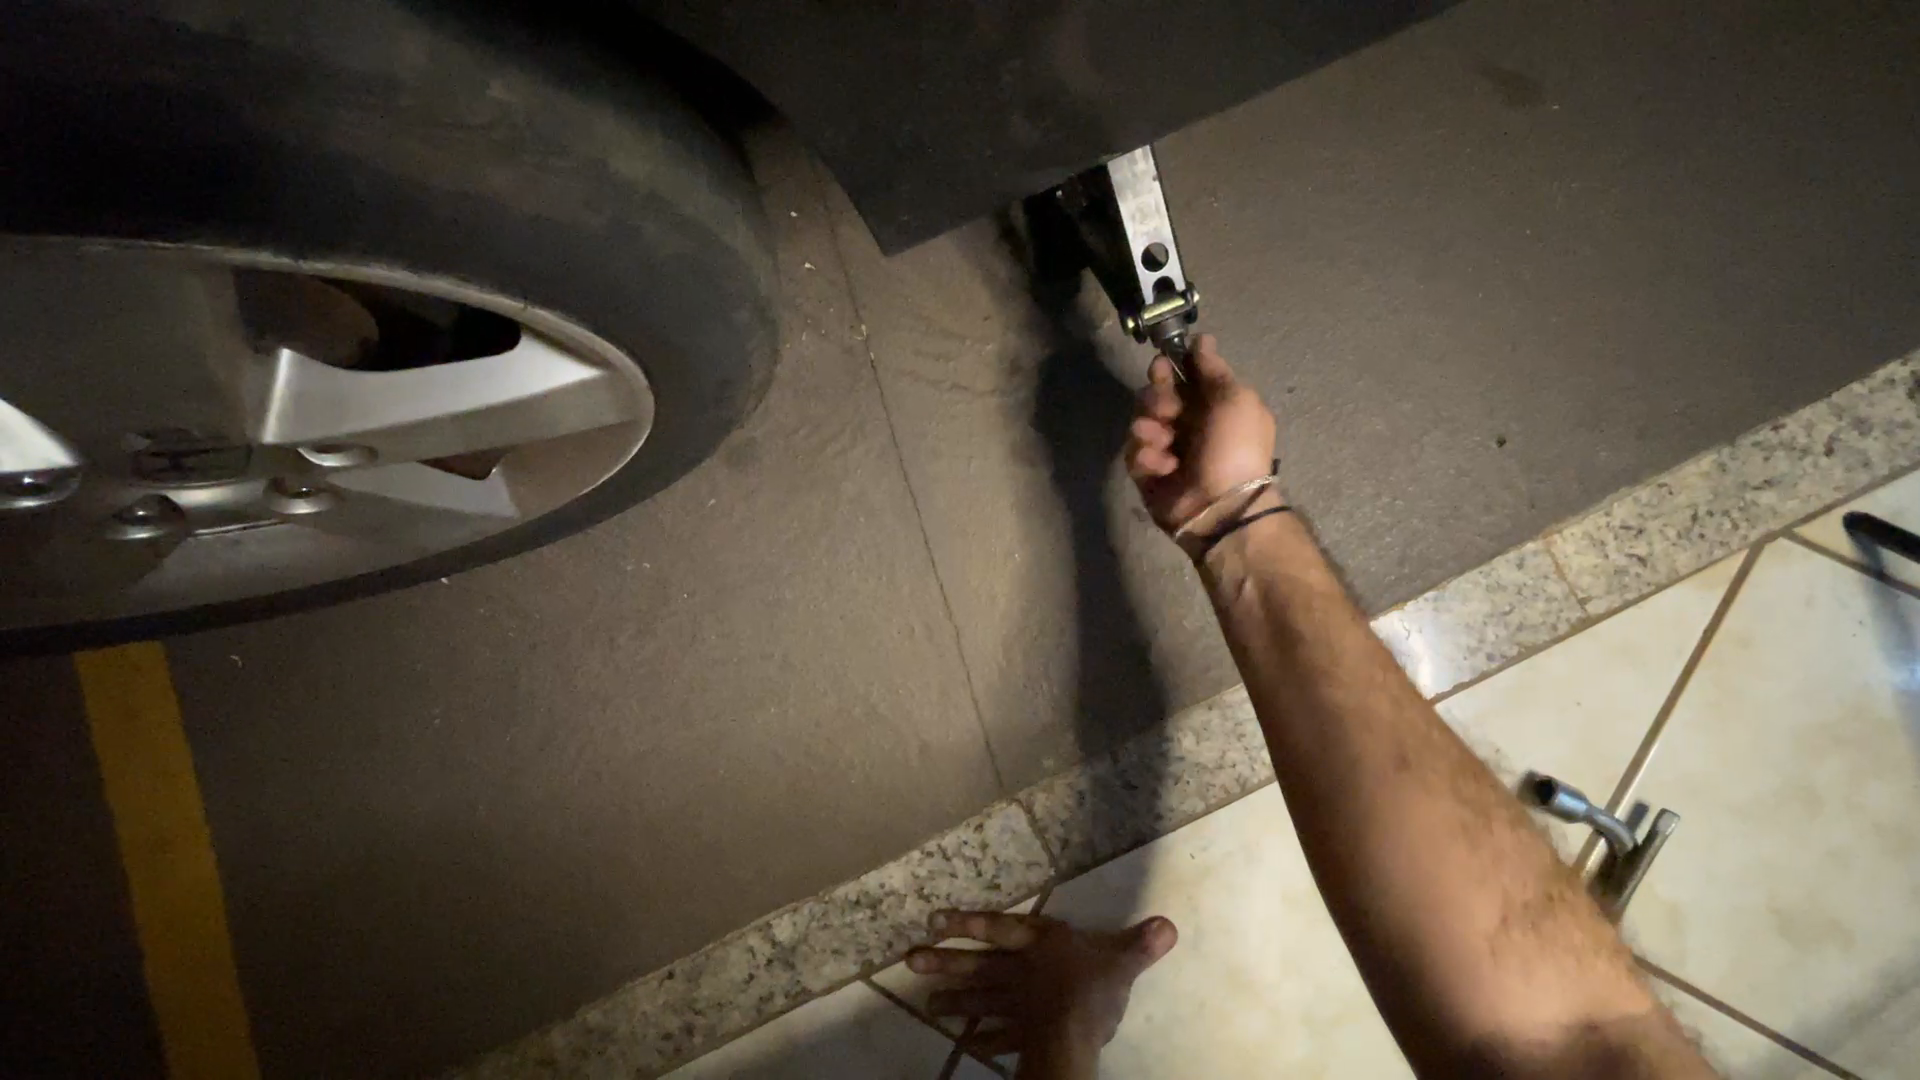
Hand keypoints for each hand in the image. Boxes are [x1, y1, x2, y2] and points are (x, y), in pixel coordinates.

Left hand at [906, 909, 1177, 1061]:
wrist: (1077, 1035)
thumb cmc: (1093, 990)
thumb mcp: (1120, 962)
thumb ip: (1139, 944)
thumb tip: (1168, 925)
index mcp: (1039, 943)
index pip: (999, 927)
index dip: (967, 922)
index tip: (933, 920)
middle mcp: (1020, 971)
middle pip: (977, 965)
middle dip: (944, 961)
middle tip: (911, 959)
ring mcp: (1017, 1005)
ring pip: (979, 999)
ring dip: (955, 1000)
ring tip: (927, 1002)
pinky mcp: (1022, 1034)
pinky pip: (998, 1037)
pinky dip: (982, 1040)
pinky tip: (965, 1043)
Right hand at [1125, 333, 1277, 535]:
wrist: (1221, 504)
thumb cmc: (1235, 447)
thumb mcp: (1235, 399)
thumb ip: (1214, 368)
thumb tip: (1202, 339)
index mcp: (1212, 406)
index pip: (1182, 378)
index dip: (1169, 368)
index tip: (1162, 364)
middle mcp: (1188, 425)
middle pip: (1155, 396)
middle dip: (1157, 398)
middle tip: (1167, 412)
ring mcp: (1165, 450)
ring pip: (1140, 422)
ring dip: (1151, 429)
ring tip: (1165, 444)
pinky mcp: (1147, 473)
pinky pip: (1134, 452)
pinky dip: (1148, 457)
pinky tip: (1164, 467)